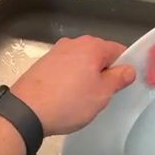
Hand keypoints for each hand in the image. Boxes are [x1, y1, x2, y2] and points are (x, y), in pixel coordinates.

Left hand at [9, 35, 135, 135]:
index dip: (125, 66)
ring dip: (86, 76)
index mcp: (92, 46)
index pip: (119, 50)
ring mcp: (56, 52)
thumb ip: (118, 78)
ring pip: (81, 62)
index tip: (123, 84)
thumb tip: (129, 69)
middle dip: (104, 72)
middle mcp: (73, 43)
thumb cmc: (69, 102)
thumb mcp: (101, 94)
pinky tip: (66, 96)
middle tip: (103, 95)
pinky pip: (65, 68)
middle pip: (98, 54)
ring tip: (82, 98)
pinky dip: (69, 79)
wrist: (26, 111)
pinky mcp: (43, 64)